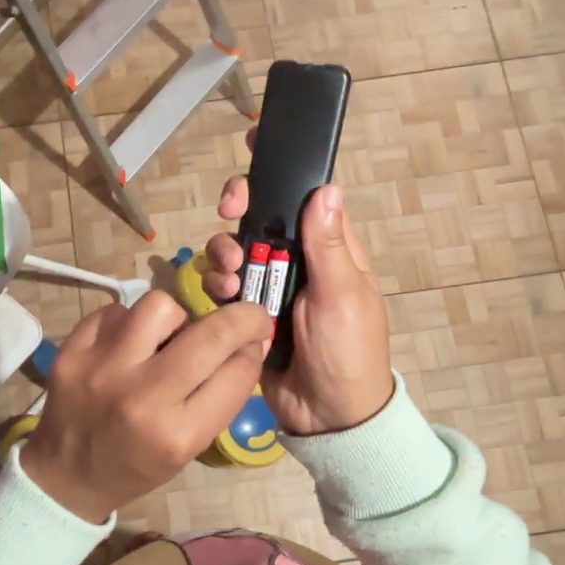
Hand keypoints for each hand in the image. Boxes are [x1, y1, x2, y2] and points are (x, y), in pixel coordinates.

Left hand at [21, 293, 273, 521]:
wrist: (65, 477)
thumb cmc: (137, 465)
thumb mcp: (189, 446)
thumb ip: (222, 395)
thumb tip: (250, 340)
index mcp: (177, 434)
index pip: (237, 372)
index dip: (255, 348)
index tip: (257, 338)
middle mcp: (141, 399)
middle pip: (209, 334)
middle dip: (241, 317)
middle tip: (245, 316)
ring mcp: (101, 370)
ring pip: (159, 306)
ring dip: (176, 317)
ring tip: (168, 338)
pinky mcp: (72, 352)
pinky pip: (115, 311)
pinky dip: (129, 322)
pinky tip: (128, 344)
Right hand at [203, 178, 392, 436]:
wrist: (326, 417)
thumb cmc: (347, 352)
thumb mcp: (343, 296)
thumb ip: (329, 245)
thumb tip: (327, 187)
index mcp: (333, 250)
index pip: (307, 196)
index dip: (282, 171)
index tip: (255, 146)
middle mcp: (300, 260)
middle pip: (263, 216)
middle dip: (242, 207)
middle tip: (229, 208)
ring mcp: (272, 285)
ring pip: (237, 247)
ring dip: (225, 251)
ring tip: (230, 274)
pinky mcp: (249, 311)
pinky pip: (224, 283)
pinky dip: (217, 281)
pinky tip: (222, 293)